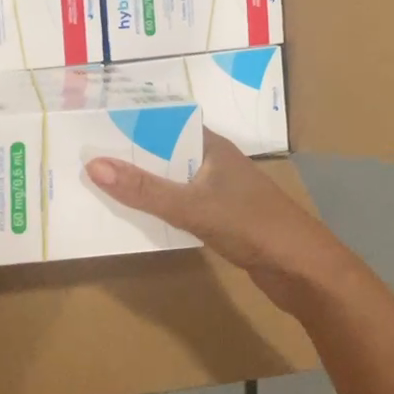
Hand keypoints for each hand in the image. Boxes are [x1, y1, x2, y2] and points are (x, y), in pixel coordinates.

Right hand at [87, 130, 346, 309]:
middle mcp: (216, 163)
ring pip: (174, 180)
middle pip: (166, 152)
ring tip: (103, 183)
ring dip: (145, 183)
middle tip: (88, 155)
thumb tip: (93, 165)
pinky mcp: (224, 221)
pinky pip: (182, 205)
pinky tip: (137, 216)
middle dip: (132, 154)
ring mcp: (222, 193)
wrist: (306, 272)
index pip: (167, 122)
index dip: (134, 121)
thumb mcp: (192, 206)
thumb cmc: (253, 226)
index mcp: (213, 147)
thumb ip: (145, 189)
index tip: (96, 122)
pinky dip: (161, 208)